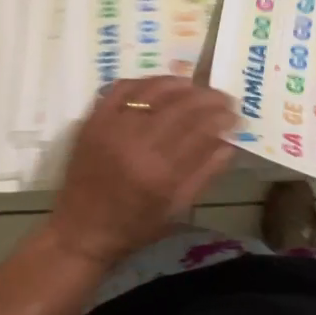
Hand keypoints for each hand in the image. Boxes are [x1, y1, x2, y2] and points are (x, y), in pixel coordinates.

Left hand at [47, 77, 236, 268]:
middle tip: (222, 98)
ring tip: (195, 87)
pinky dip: (144, 81)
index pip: (201, 130)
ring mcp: (112, 127)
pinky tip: (158, 85)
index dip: (222, 117)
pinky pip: (122, 87)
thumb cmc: (132, 227)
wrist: (80, 233)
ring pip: (154, 90)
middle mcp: (137, 143)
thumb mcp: (175, 209)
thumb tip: (229, 143)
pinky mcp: (94, 120)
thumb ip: (204, 173)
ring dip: (180, 84)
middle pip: (181, 105)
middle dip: (208, 98)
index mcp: (161, 172)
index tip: (235, 115)